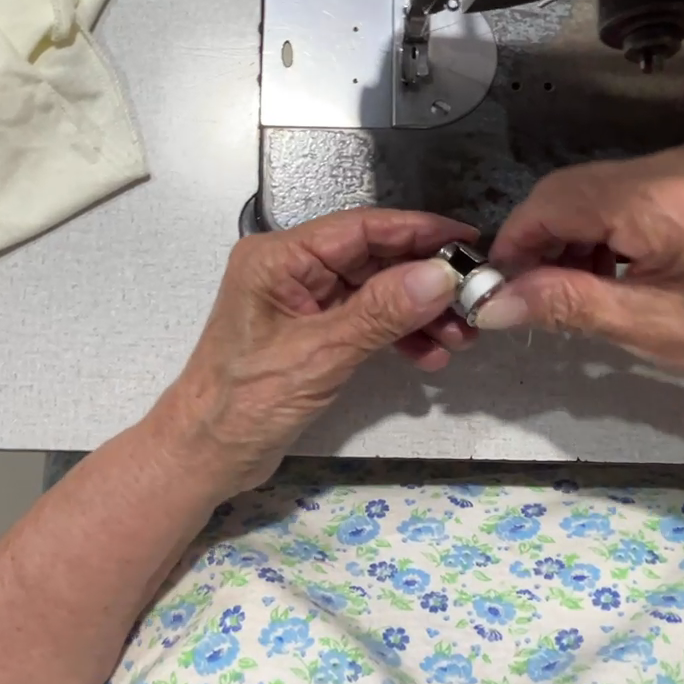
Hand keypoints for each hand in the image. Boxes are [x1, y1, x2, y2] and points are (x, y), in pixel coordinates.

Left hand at [152, 208, 478, 493]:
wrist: (208, 455)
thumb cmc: (248, 401)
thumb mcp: (320, 353)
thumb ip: (381, 312)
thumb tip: (441, 275)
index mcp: (279, 257)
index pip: (360, 228)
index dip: (418, 231)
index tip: (469, 240)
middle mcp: (291, 271)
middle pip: (372, 260)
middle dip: (425, 281)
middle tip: (475, 302)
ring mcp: (302, 303)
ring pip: (374, 293)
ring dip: (418, 314)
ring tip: (461, 338)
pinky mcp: (312, 335)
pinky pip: (365, 323)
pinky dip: (397, 337)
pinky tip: (429, 358)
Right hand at [475, 140, 683, 416]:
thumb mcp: (654, 330)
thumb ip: (565, 305)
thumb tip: (492, 304)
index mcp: (670, 197)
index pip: (556, 200)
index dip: (514, 240)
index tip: (495, 285)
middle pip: (577, 186)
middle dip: (541, 238)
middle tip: (528, 294)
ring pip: (606, 187)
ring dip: (575, 233)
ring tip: (573, 289)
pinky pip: (641, 191)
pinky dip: (612, 226)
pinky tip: (617, 269)